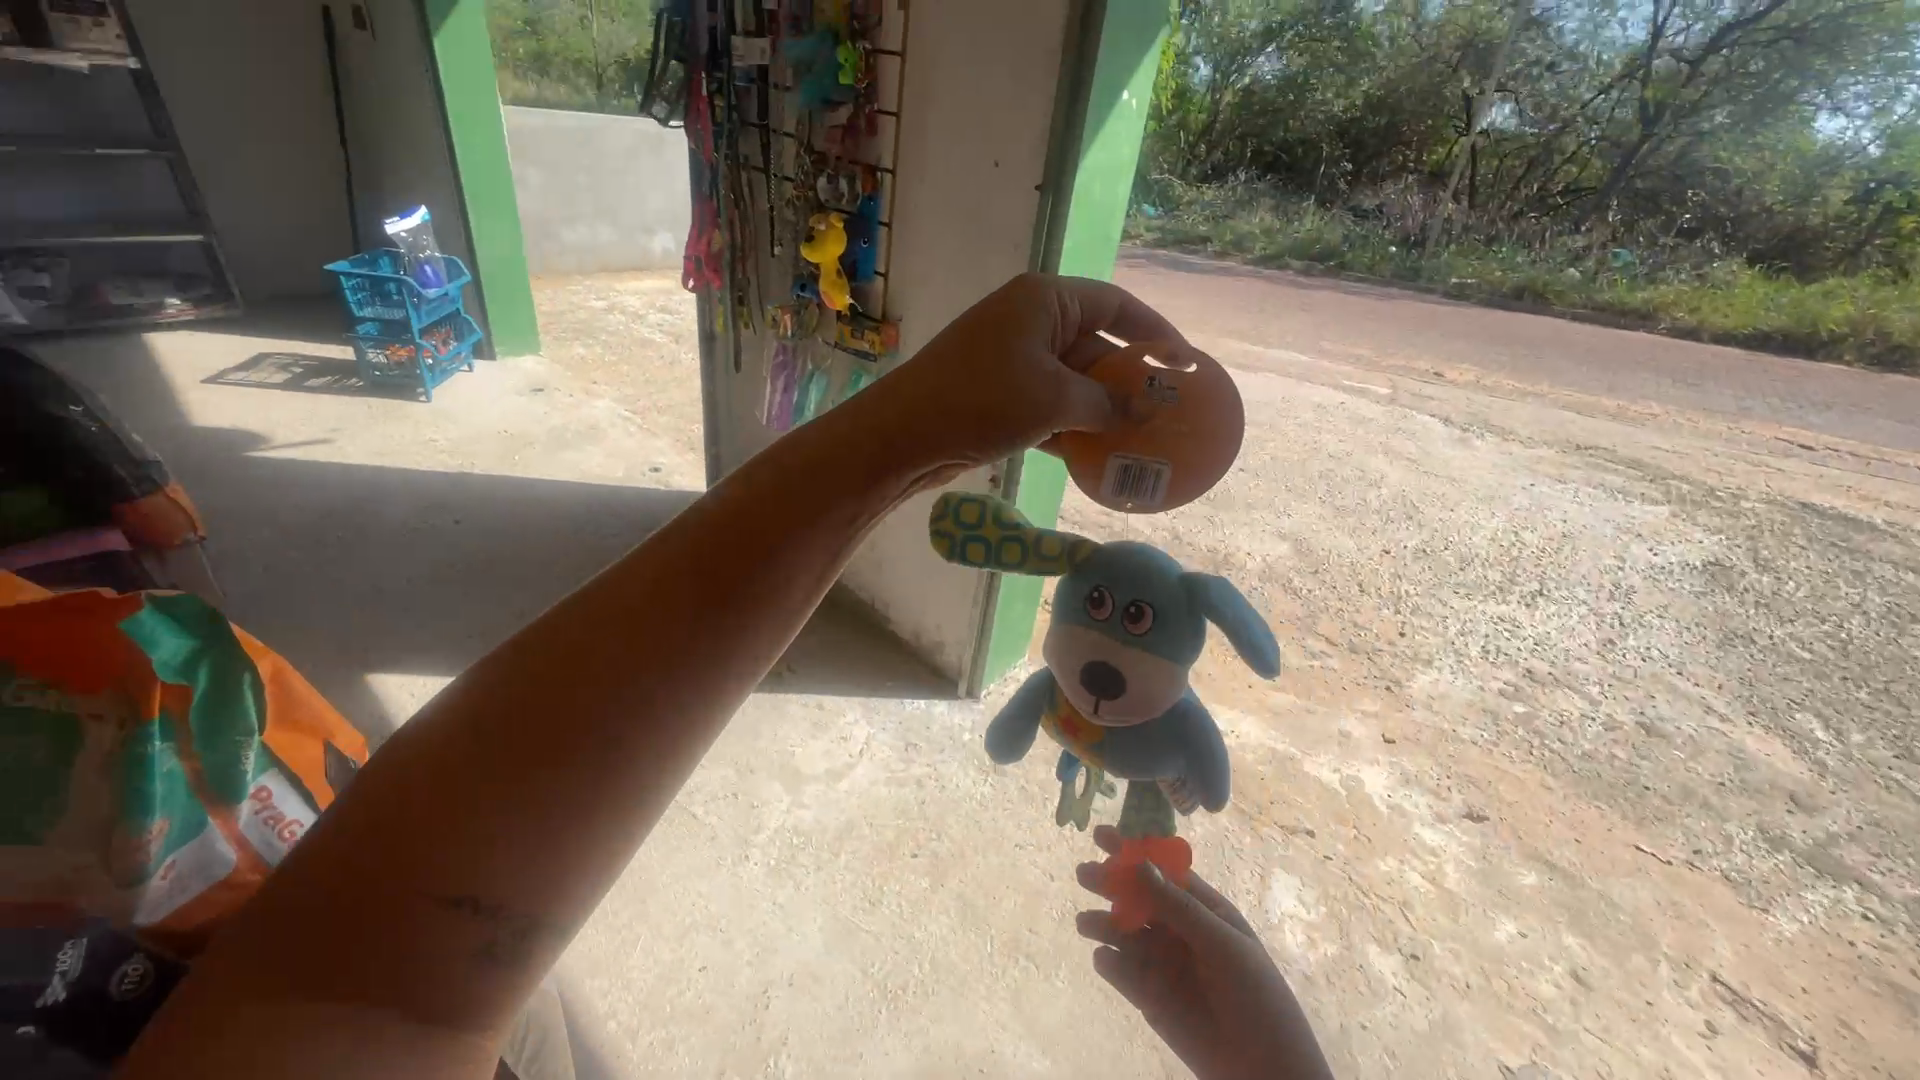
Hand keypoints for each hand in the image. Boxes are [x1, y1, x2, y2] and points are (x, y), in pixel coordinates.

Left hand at [852, 273, 1186, 485]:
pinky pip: (1047, 404)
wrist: (902, 436)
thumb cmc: (982, 401)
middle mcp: (1028, 321)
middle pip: (1095, 342)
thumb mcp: (1054, 399)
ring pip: (1071, 379)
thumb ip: (1107, 402)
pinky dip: (1071, 425)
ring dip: (1101, 407)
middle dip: (1128, 377)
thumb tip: (1146, 411)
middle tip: (1165, 409)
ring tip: (1140, 436)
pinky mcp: (996, 395)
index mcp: (1044, 301)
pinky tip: (1097, 454)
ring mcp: (1009, 359)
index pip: (1115, 304)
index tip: (1184, 363)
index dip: (1154, 331)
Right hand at [1076, 826, 1333, 1079]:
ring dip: (1101, 923)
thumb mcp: (1220, 942)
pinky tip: (1105, 960)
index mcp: (1201, 909)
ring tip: (1086, 924)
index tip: (1101, 836)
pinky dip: (1109, 962)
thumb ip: (1177, 905)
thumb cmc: (1254, 994)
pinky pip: (1120, 971)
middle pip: (1135, 898)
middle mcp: (1176, 929)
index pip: (1162, 870)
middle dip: (1109, 883)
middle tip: (1085, 875)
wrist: (1263, 1067)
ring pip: (1122, 933)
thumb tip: (1139, 864)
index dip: (1132, 851)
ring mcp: (1160, 962)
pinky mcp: (1147, 995)